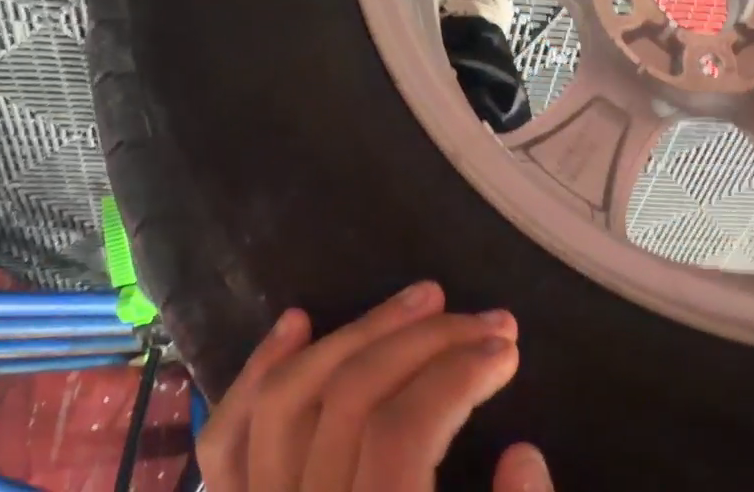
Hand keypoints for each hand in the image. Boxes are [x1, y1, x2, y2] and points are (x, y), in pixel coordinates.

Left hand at [195, 280, 555, 491]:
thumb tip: (522, 454)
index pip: (402, 431)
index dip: (458, 375)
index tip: (510, 348)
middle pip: (353, 398)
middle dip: (427, 341)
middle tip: (489, 319)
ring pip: (290, 400)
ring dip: (358, 332)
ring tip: (420, 298)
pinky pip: (231, 440)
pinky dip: (260, 373)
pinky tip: (298, 322)